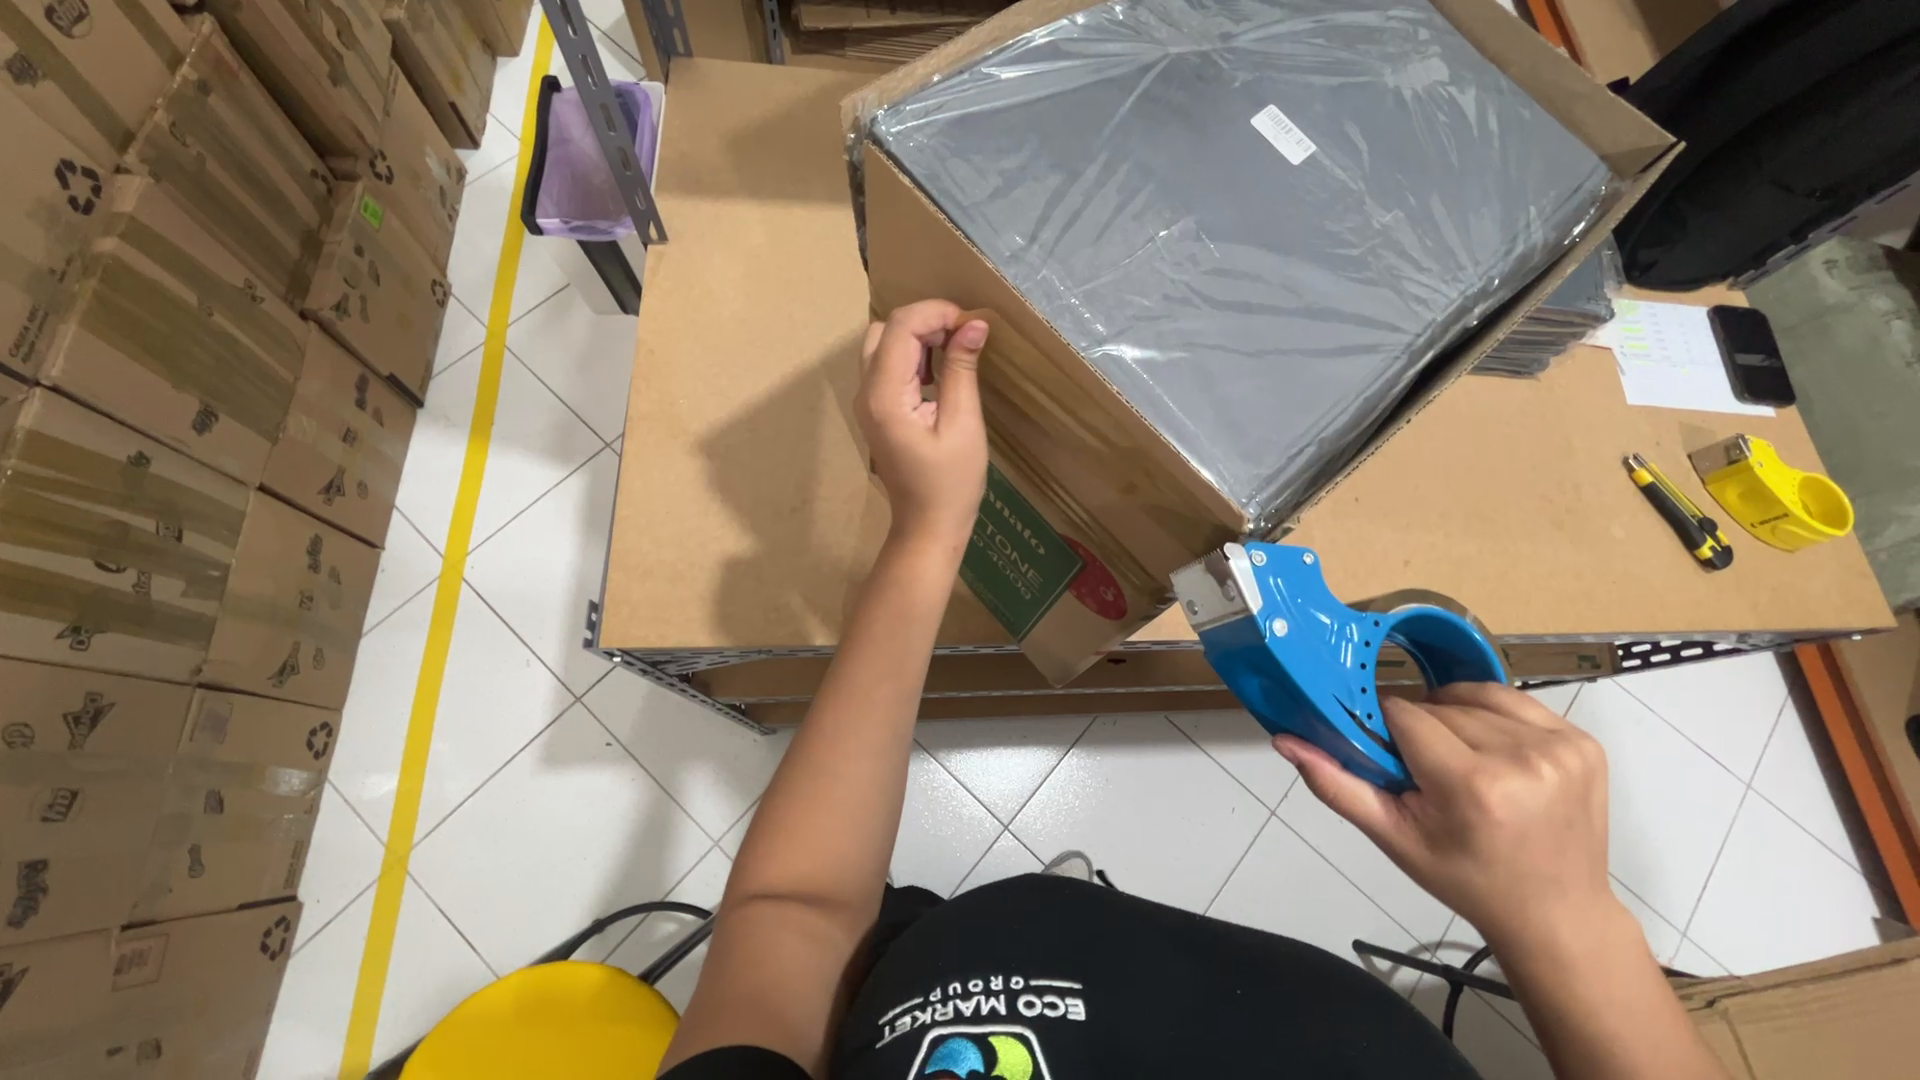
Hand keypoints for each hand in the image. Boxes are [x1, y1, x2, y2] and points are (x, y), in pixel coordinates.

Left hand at [856, 300, 989, 554]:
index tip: (971, 324)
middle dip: (925, 321)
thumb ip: (962, 369)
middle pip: (885, 329)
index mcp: (885, 396)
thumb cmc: (951, 484)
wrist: (927, 526)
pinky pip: (887, 365)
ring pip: (883, 344)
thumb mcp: (963, 424)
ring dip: (918, 337)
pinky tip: (939, 373)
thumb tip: (974, 324)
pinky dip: (913, 356)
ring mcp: (866, 401)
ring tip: (954, 352)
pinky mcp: (875, 409)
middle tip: (962, 337)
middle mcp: (866, 392)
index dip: (936, 312)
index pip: (900, 326)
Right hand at [1275, 682, 1617, 949]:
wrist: (1555, 912)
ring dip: (1454, 717)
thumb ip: (1336, 785)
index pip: (1405, 715)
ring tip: (1457, 758)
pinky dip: (1491, 715)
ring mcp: (1561, 747)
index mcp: (1474, 785)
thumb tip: (1284, 740)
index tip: (1389, 757)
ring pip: (1473, 698)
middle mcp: (1523, 758)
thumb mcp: (1392, 838)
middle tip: (1425, 771)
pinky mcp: (1585, 743)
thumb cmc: (1463, 877)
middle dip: (1421, 729)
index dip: (1386, 729)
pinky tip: (1492, 750)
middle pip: (1439, 706)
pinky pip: (1515, 701)